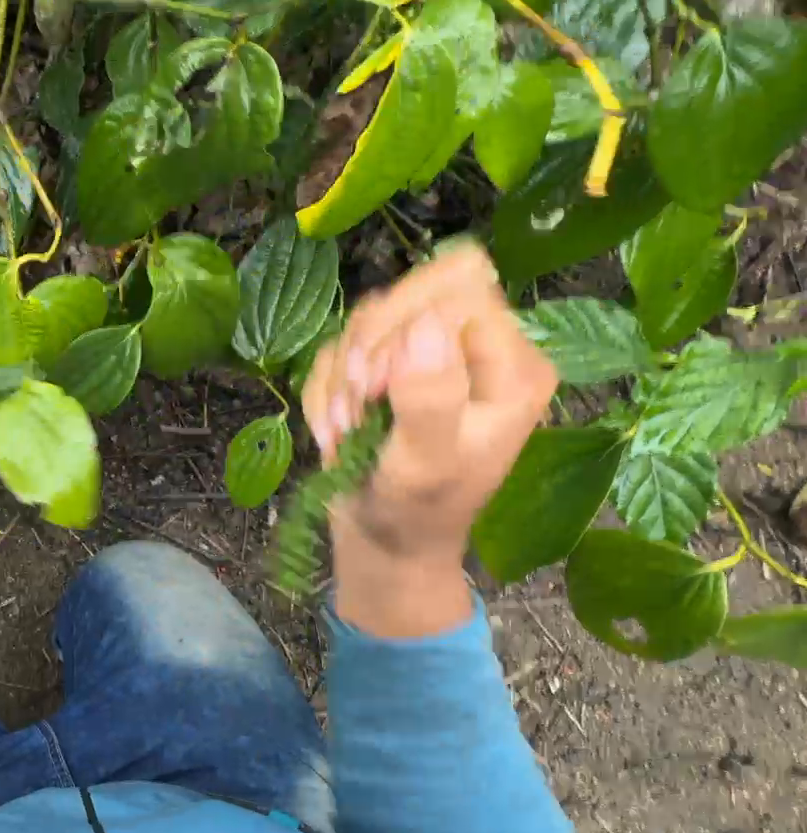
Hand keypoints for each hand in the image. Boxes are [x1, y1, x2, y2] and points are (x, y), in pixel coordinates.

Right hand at [300, 244, 556, 637]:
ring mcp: (424, 361)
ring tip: (342, 429)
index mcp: (508, 366)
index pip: (458, 290)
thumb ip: (431, 398)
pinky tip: (333, 431)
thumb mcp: (427, 464)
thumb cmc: (416, 513)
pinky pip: (338, 354)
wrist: (384, 542)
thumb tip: (426, 324)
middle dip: (361, 353)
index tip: (372, 385)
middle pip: (406, 297)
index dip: (402, 327)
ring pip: (364, 325)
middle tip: (352, 407)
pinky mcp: (384, 374)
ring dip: (337, 379)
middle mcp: (471, 352)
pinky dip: (324, 392)